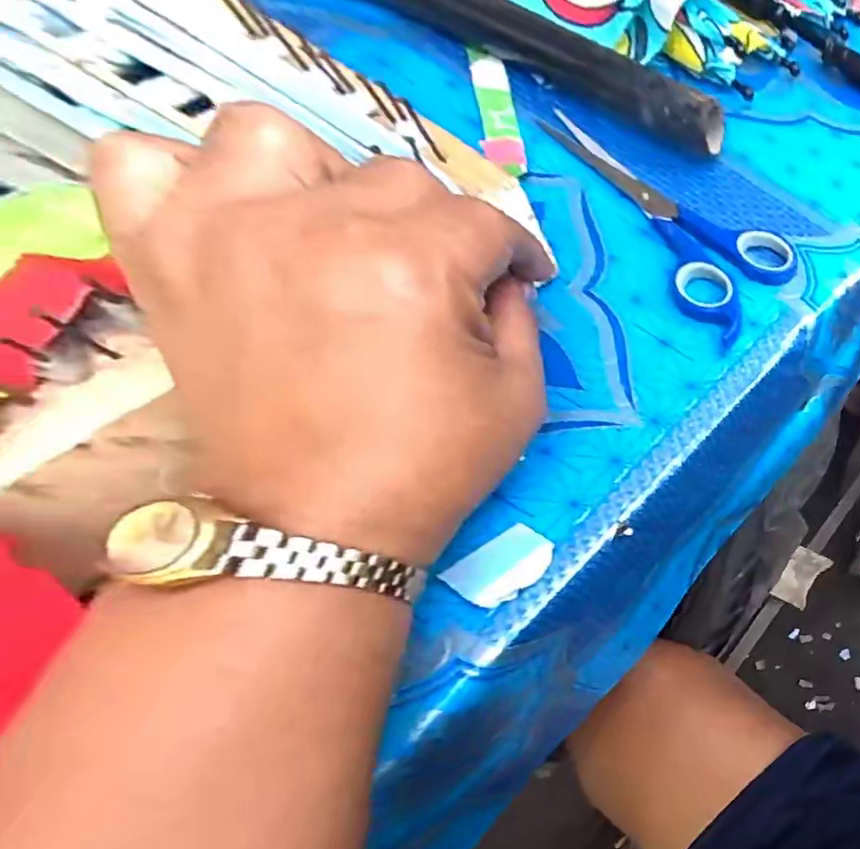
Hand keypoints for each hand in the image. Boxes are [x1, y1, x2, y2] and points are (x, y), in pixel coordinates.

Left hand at [89, 104, 556, 565]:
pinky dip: (198, 177)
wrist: (324, 512)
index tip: (527, 277)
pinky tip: (249, 223)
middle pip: (401, 180)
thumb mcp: (521, 393)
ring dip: (332, 178)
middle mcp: (316, 228)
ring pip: (279, 140)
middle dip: (448, 226)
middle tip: (454, 278)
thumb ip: (521, 316)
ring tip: (349, 233)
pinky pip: (148, 160)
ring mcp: (225, 229)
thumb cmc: (439, 459)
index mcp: (414, 269)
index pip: (485, 221)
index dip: (521, 251)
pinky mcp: (163, 250)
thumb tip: (502, 274)